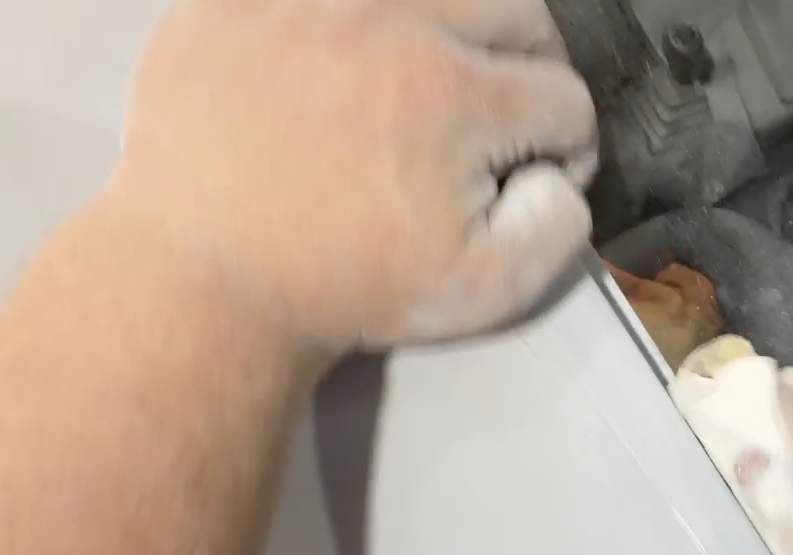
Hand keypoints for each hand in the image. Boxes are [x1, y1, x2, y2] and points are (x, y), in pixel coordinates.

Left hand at [104, 0, 598, 364]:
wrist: (218, 270)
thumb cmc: (362, 286)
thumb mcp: (492, 288)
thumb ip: (561, 225)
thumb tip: (558, 174)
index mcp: (456, 98)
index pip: (567, 98)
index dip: (575, 150)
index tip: (542, 184)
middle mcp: (392, 19)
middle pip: (521, 11)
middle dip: (542, 71)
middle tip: (517, 123)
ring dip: (473, 31)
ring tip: (453, 82)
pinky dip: (384, 20)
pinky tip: (372, 64)